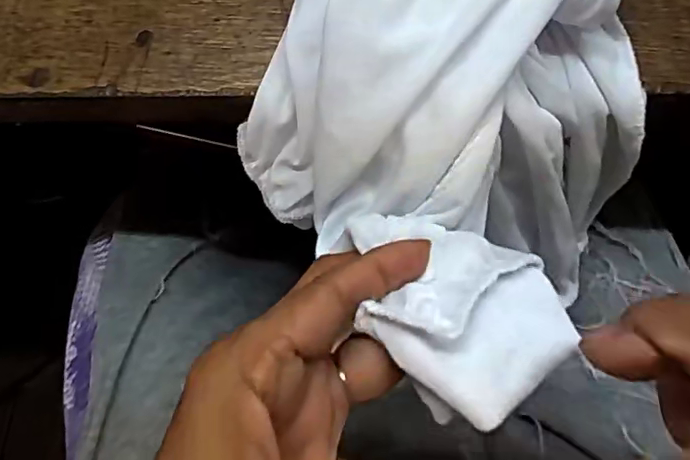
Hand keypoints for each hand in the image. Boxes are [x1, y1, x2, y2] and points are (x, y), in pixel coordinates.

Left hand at [156, 240, 429, 459]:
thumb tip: (398, 368)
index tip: (424, 250)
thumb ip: (347, 389)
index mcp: (251, 355)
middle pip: (331, 297)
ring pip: (344, 334)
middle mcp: (267, 357)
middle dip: (381, 279)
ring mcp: (284, 388)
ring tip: (438, 304)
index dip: (377, 266)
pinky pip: (344, 370)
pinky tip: (417, 354)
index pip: (325, 292)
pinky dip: (381, 358)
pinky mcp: (301, 419)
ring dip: (389, 320)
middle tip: (435, 267)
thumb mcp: (293, 453)